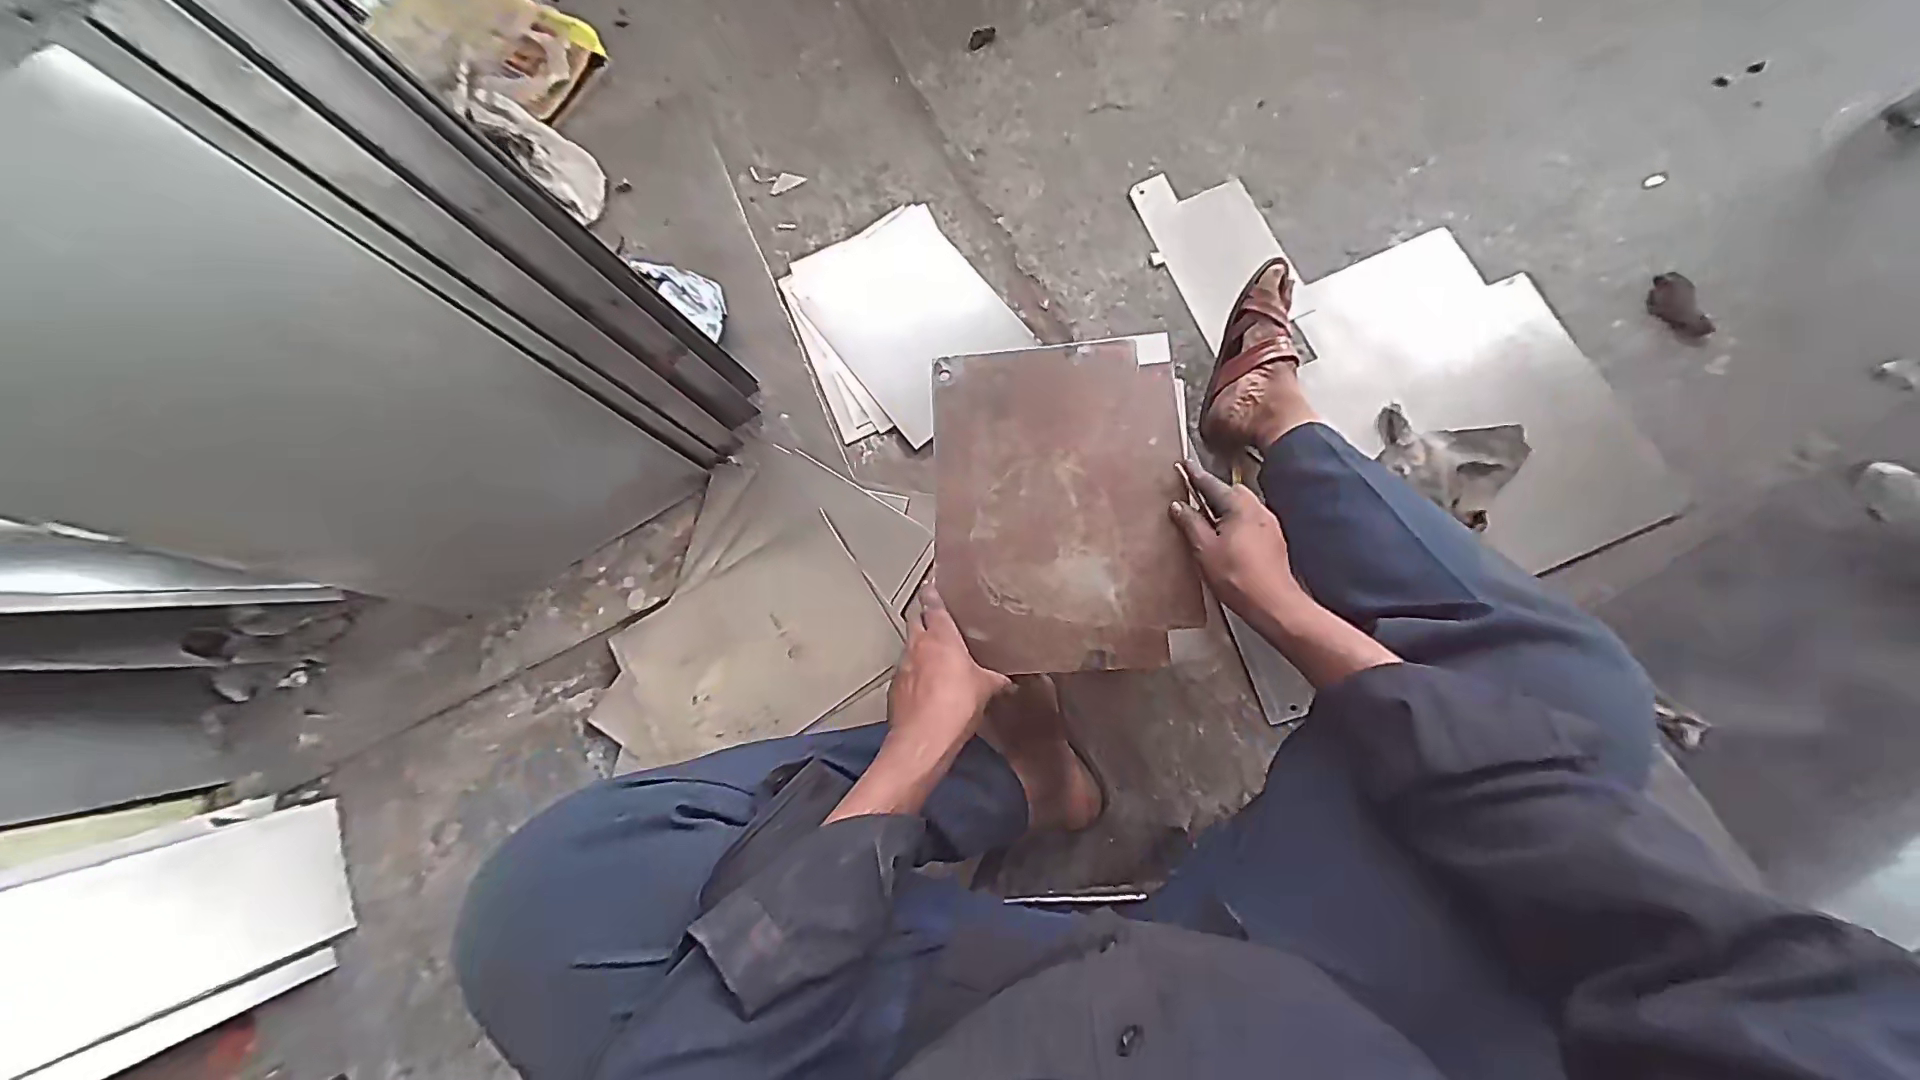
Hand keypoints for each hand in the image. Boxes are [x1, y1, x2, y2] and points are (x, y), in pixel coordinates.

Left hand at [887, 582, 1010, 748]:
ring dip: (919, 648)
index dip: (932, 594)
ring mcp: (902, 666)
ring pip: (909, 647)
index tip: (930, 584)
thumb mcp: (985, 689)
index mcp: (940, 637)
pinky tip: (926, 687)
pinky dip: (914, 673)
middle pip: (916, 621)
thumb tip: (1009, 682)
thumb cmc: (958, 703)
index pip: (933, 605)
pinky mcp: (895, 688)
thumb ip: (995, 680)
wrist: (923, 739)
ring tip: (935, 658)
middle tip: (938, 623)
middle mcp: (917, 645)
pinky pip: (906, 672)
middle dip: (924, 619)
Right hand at [1169, 460, 1310, 622]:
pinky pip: (1251, 522)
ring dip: (1224, 509)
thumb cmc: (1238, 577)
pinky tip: (1225, 538)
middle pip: (1232, 492)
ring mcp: (1269, 526)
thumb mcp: (1203, 548)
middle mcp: (1259, 510)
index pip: (1212, 484)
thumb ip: (1190, 523)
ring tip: (1206, 520)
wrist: (1272, 603)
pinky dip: (1235, 523)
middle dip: (1213, 492)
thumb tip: (1179, 506)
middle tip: (1193, 495)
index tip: (1184, 466)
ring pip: (1243, 507)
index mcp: (1240, 507)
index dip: (1195, 476)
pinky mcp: (1273, 541)